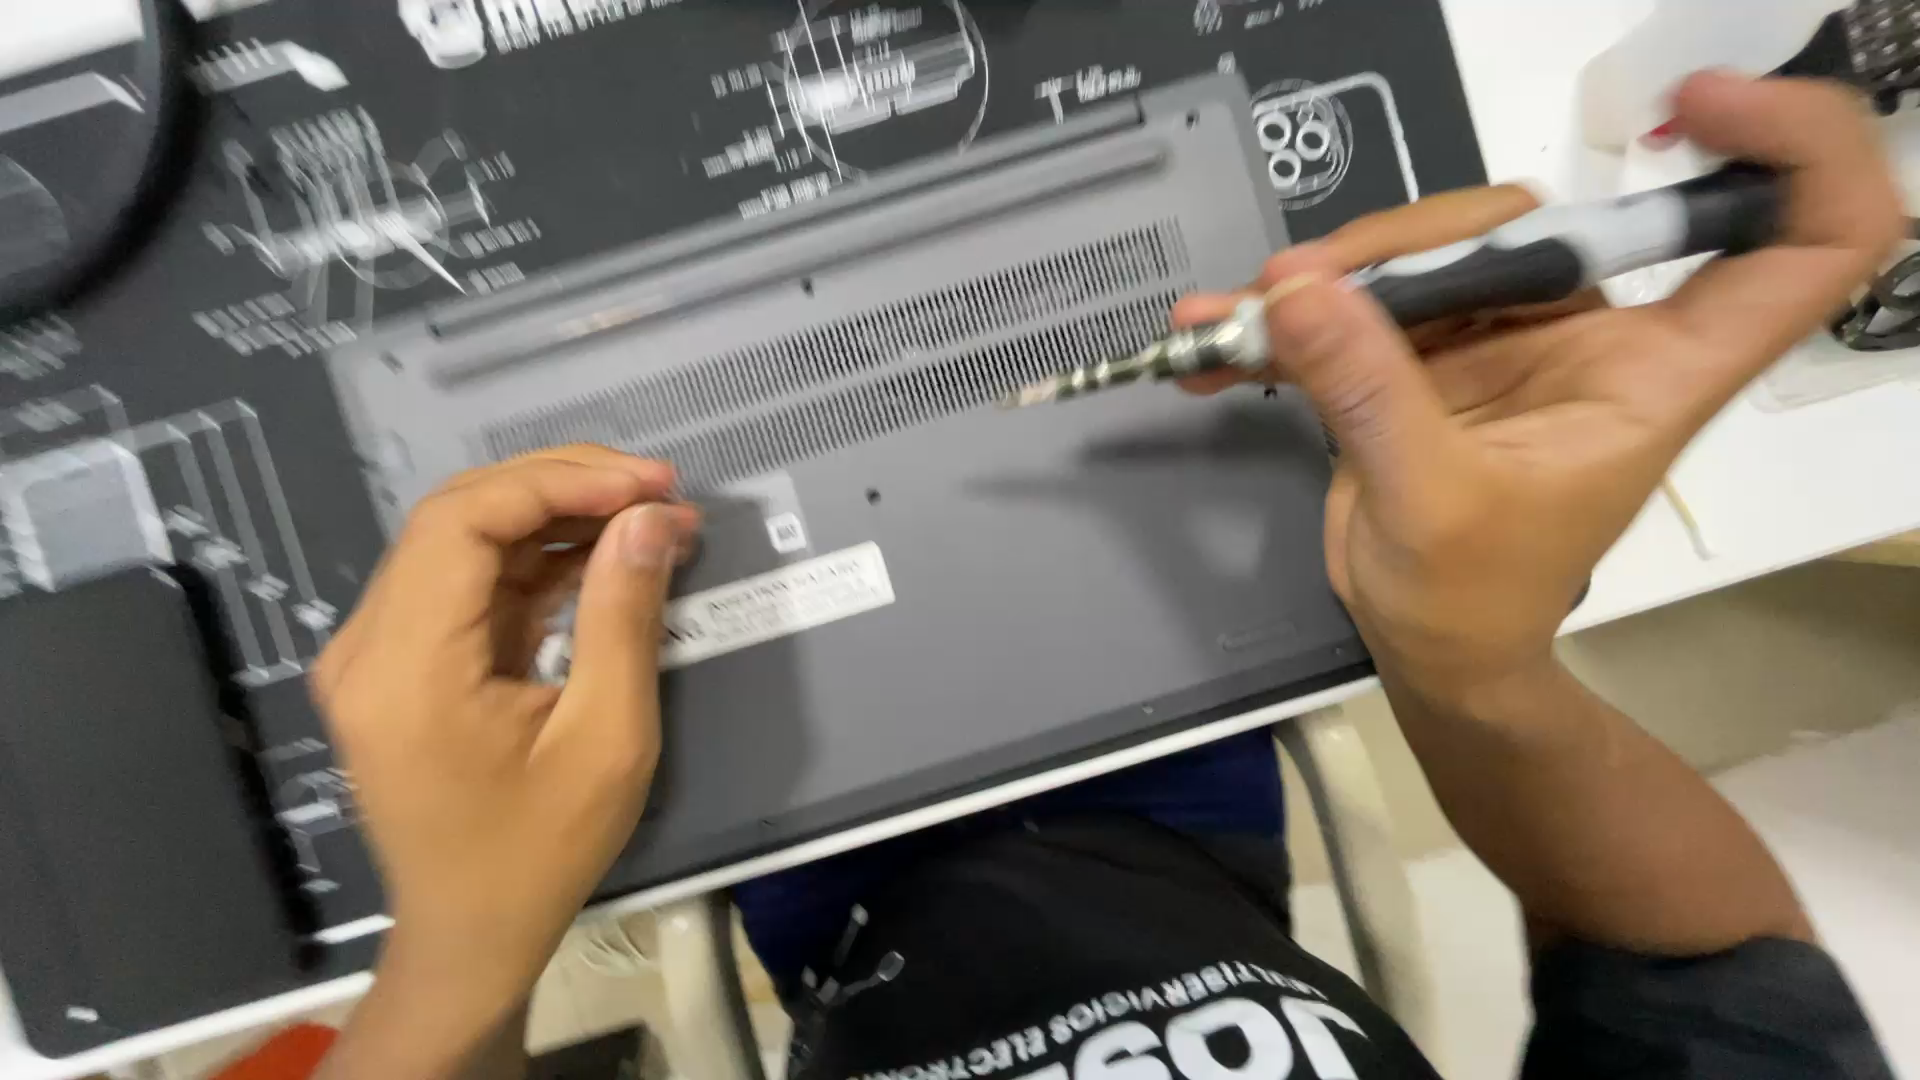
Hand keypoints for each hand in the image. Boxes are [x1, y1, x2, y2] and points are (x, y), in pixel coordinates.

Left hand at [311, 446, 699, 1010]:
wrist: (477, 930)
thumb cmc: (543, 847)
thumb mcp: (609, 736)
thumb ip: (625, 617)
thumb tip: (652, 520)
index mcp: (406, 666)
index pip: (464, 520)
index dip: (562, 482)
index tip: (650, 486)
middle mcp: (371, 643)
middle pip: (460, 514)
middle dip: (566, 484)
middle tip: (657, 489)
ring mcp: (384, 650)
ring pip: (468, 537)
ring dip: (560, 515)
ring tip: (646, 516)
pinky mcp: (411, 660)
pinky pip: (475, 580)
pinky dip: (544, 556)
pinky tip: (606, 556)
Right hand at [1175, 74, 1901, 703]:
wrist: (1421, 645)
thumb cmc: (1466, 596)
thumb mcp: (1426, 499)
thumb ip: (1370, 391)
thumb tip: (1297, 292)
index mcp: (1642, 370)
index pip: (1797, 241)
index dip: (1789, 149)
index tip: (1695, 107)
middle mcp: (1572, 338)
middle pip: (1515, 232)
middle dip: (1396, 247)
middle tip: (1288, 285)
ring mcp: (1483, 347)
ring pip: (1411, 267)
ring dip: (1310, 287)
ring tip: (1225, 316)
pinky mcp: (1408, 367)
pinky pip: (1345, 322)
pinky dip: (1279, 331)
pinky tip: (1213, 347)